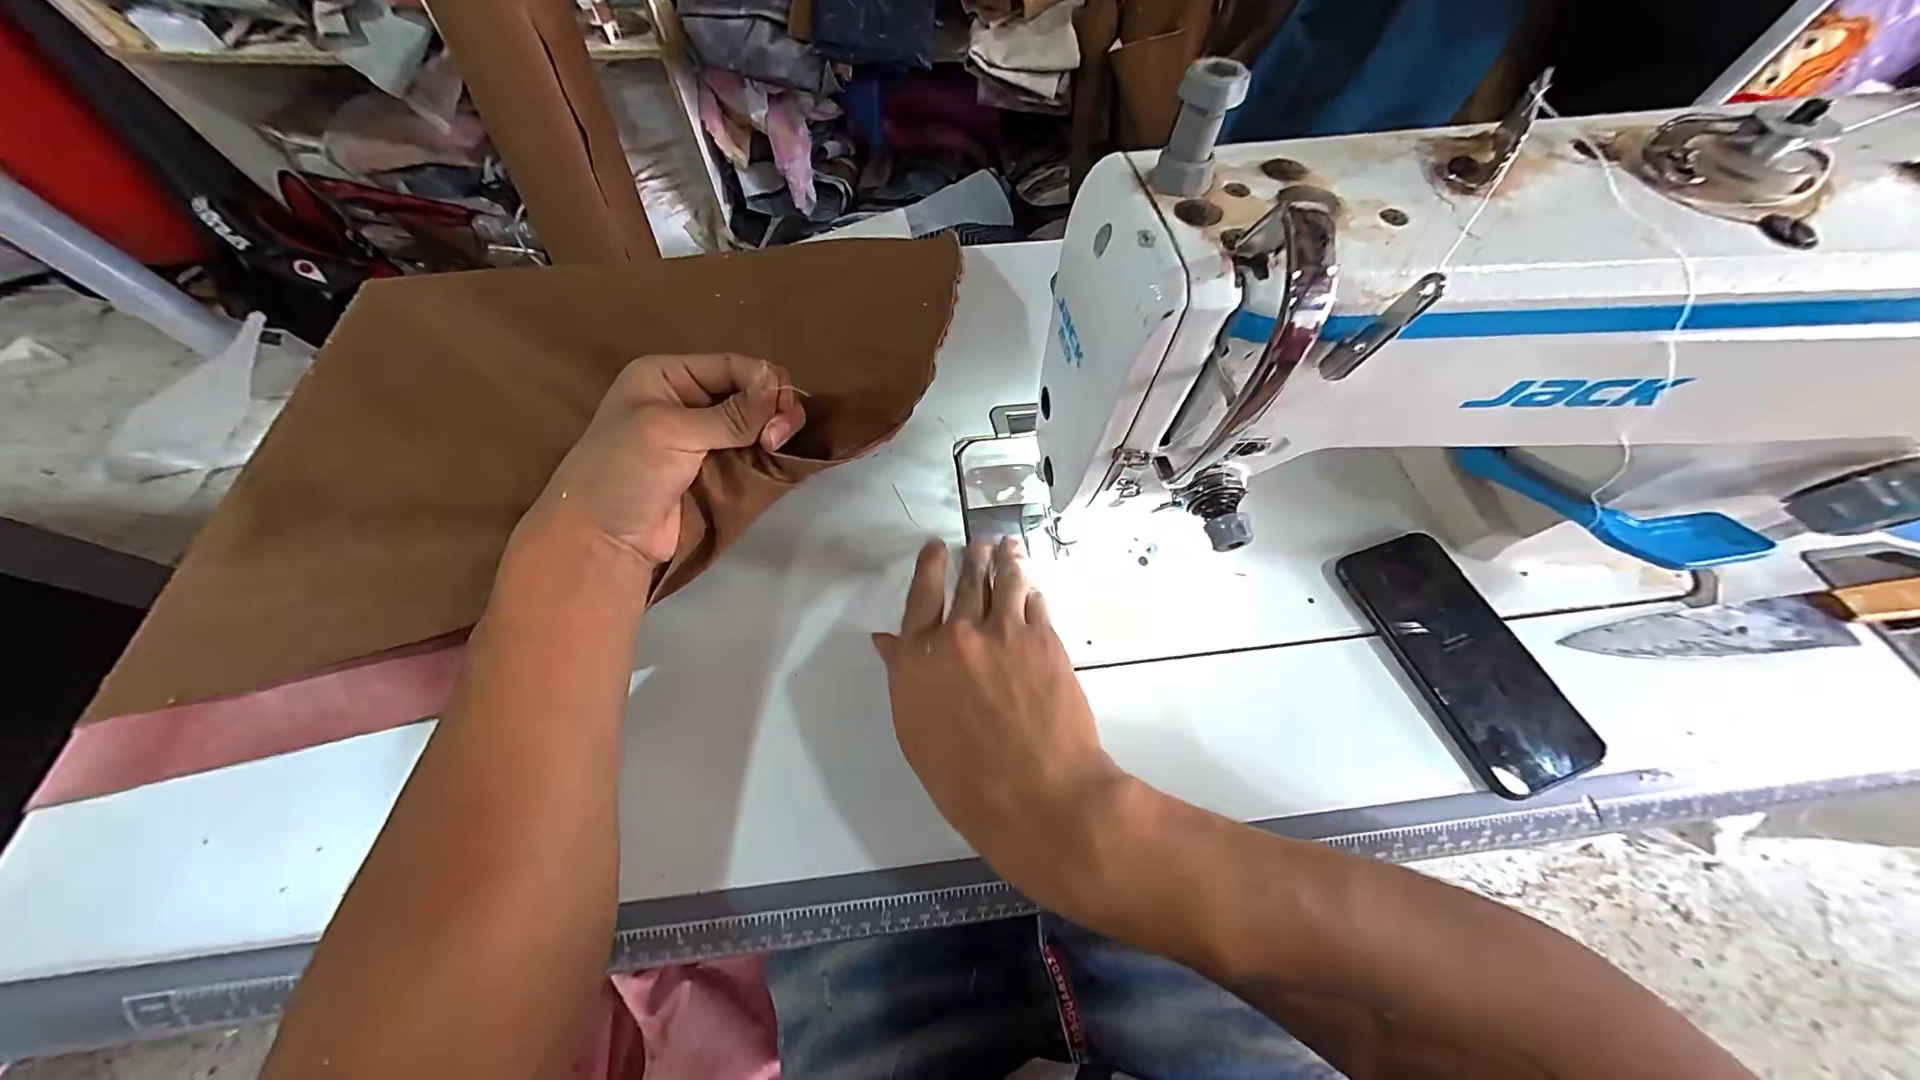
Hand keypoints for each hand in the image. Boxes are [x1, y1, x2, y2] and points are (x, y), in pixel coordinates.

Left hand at [525, 354, 803, 567]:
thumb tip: (780, 390)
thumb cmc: (624, 473)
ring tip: (782, 447)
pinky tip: (783, 456)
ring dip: (776, 431)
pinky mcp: (718, 470)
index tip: (784, 412)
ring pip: (757, 424)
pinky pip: (753, 453)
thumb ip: (730, 414)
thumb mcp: (671, 432)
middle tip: (783, 435)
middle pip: (750, 392)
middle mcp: (689, 401)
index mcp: (668, 376)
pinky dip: (771, 453)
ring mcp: (705, 438)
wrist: (604, 540)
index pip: (733, 366)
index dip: (766, 383)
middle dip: (774, 407)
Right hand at [874, 539, 1125, 905]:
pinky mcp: (1044, 639)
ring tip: (1008, 546)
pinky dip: (1031, 592)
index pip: (921, 597)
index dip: (929, 566)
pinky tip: (1033, 588)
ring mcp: (1005, 632)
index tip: (935, 547)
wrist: (1036, 793)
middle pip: (966, 582)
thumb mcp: (916, 730)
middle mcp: (959, 634)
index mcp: (919, 657)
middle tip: (981, 543)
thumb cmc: (964, 777)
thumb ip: (903, 675)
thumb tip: (887, 640)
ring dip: (1006, 560)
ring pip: (1005, 582)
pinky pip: (1036, 603)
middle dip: (973, 558)